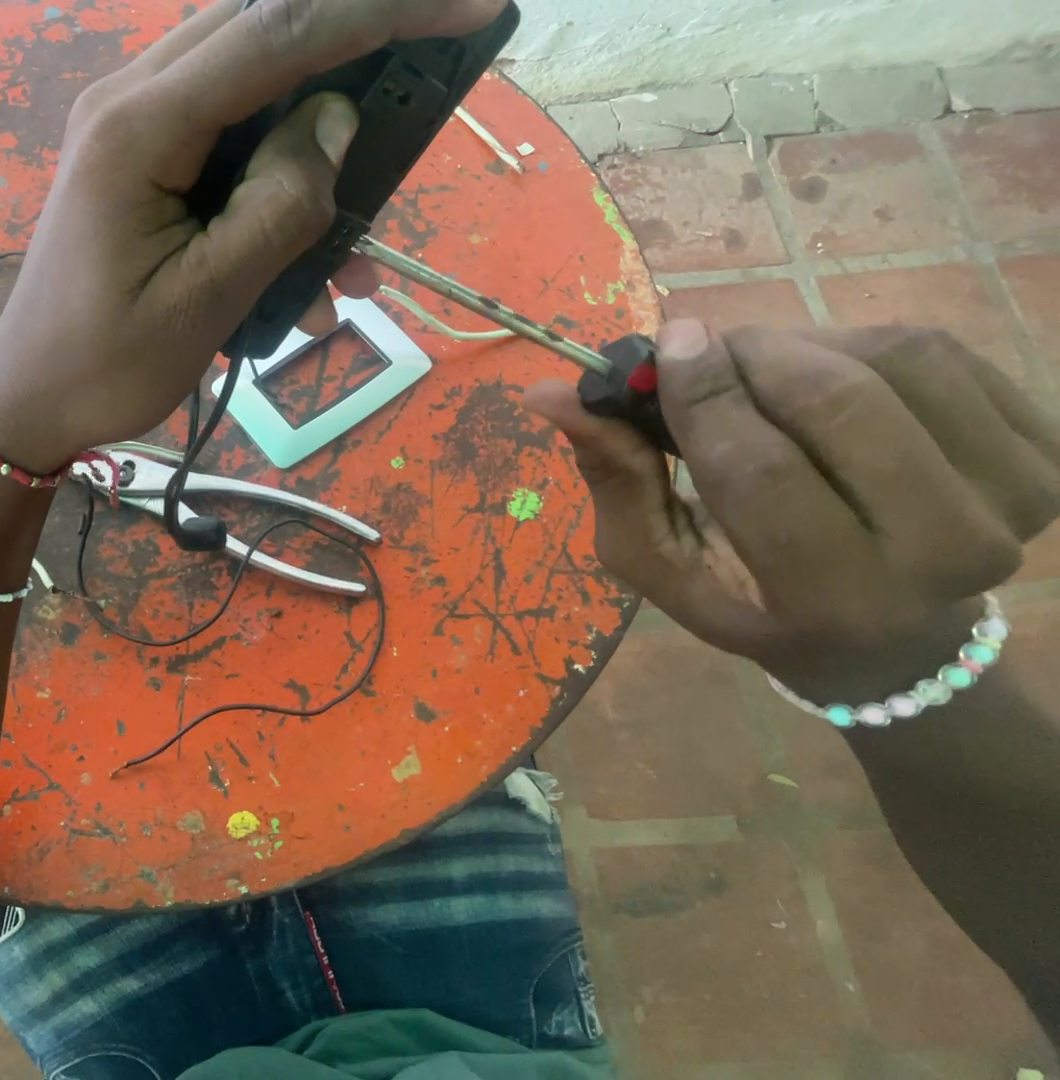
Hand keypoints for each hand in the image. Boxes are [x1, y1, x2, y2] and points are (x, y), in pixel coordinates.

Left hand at [0, 0, 508, 471]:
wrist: (29, 400)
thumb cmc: (105, 367)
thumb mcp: (204, 301)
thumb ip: (279, 206)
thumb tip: (337, 121)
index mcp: (137, 128)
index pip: (278, 32)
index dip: (382, 11)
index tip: (476, 5)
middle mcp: (129, 102)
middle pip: (264, 33)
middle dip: (357, 56)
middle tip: (428, 94)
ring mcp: (129, 128)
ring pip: (251, 89)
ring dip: (314, 150)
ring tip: (347, 251)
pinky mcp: (138, 162)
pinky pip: (224, 143)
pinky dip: (274, 188)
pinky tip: (304, 275)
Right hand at [527, 321, 1059, 702]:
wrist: (885, 637)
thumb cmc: (742, 600)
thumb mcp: (656, 559)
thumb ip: (612, 476)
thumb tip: (547, 393)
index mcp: (827, 595)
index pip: (760, 469)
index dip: (705, 395)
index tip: (668, 343)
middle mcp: (940, 552)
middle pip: (839, 403)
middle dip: (755, 355)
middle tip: (705, 350)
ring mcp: (1014, 502)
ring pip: (898, 361)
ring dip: (806, 343)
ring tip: (759, 368)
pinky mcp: (1051, 456)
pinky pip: (946, 355)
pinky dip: (864, 343)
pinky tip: (826, 374)